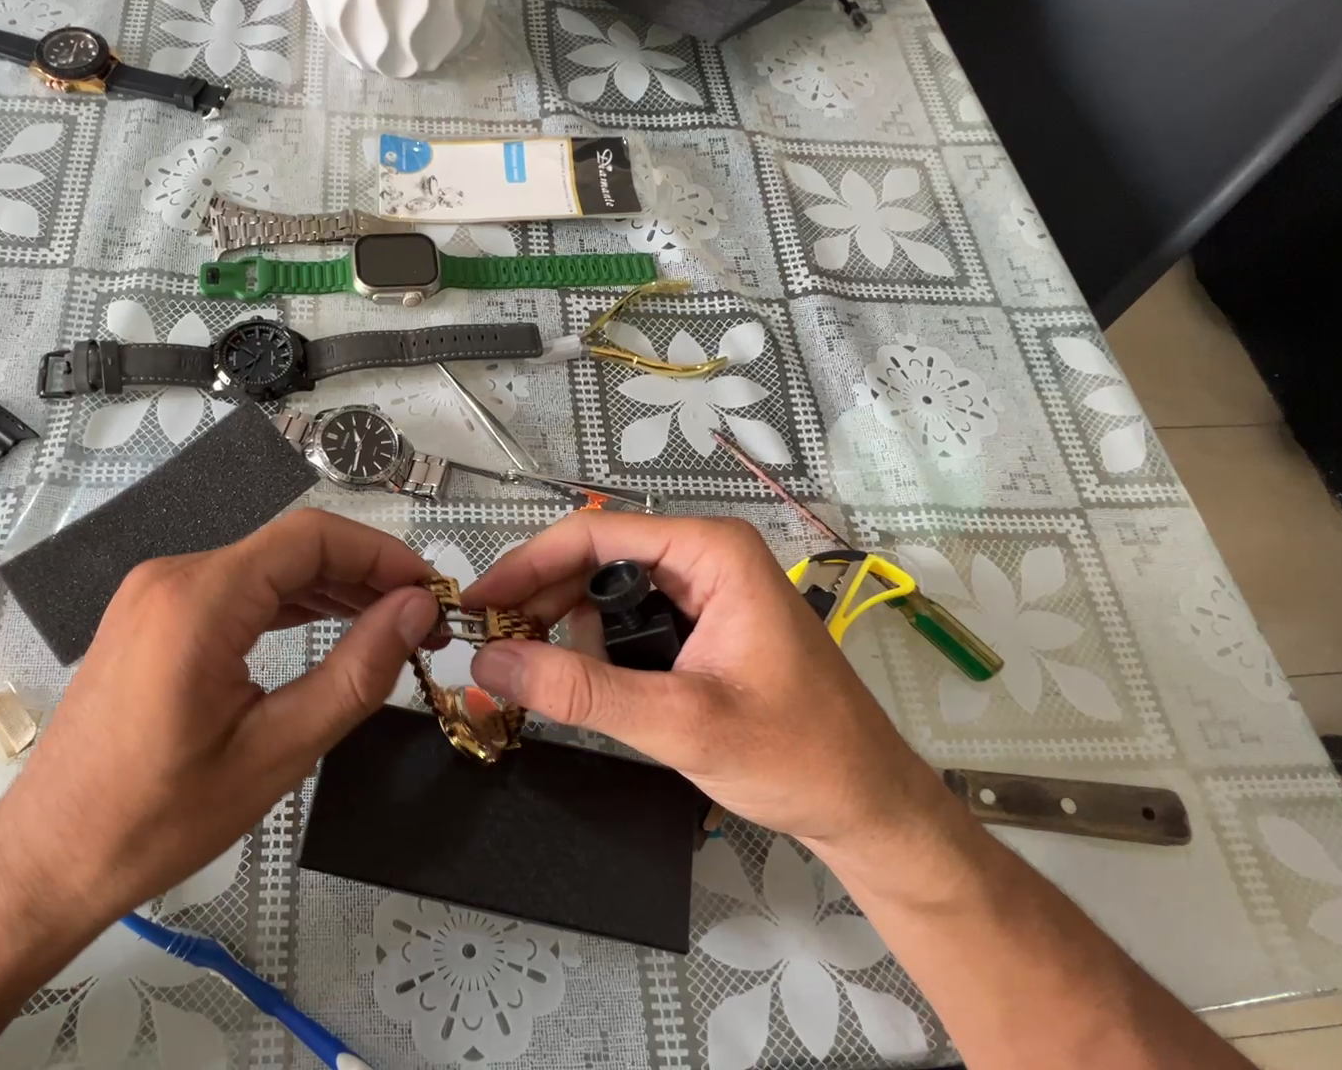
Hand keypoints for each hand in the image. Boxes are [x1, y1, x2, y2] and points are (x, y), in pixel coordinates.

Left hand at [0, 509, 437, 929]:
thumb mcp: (277, 750)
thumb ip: (356, 672)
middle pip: (289, 548)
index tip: (431, 591)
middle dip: (362, 575)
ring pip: (262, 566)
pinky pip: (232, 590)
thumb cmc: (162, 816)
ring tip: (387, 626)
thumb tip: (416, 609)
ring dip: (328, 588)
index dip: (381, 554)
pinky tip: (326, 624)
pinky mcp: (148, 617)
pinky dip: (285, 602)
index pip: (311, 537)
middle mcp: (171, 577)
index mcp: (199, 599)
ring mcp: (153, 594)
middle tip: (420, 621)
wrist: (52, 854)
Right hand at [463, 511, 951, 851]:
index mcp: (711, 552)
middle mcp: (703, 559)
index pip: (593, 535)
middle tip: (495, 650)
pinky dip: (590, 650)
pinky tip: (575, 683)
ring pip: (602, 593)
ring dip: (562, 630)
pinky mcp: (696, 627)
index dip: (525, 566)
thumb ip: (580, 691)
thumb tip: (490, 661)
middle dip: (539, 602)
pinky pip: (623, 623)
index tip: (477, 606)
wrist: (864, 805)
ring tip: (534, 675)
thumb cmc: (796, 755)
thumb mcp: (680, 722)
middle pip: (591, 560)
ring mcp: (701, 593)